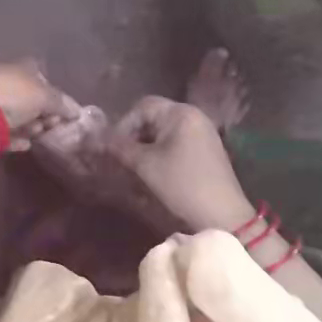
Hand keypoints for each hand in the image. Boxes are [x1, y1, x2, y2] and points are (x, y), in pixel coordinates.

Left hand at [0, 59, 81, 150]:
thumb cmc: (12, 94)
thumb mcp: (44, 96)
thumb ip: (62, 104)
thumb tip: (76, 110)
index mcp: (19, 66)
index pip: (42, 76)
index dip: (55, 95)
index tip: (64, 113)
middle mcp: (5, 80)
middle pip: (30, 99)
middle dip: (43, 114)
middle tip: (51, 126)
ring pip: (17, 116)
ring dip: (31, 127)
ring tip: (37, 135)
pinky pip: (3, 132)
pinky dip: (15, 139)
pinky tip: (25, 145)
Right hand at [105, 96, 254, 232]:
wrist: (222, 215)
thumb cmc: (181, 184)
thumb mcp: (146, 165)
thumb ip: (120, 147)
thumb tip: (98, 139)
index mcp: (180, 114)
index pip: (142, 107)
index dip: (123, 124)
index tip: (112, 146)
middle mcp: (193, 116)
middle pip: (154, 116)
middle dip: (134, 134)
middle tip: (120, 155)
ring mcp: (202, 132)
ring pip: (164, 129)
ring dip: (145, 143)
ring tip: (133, 162)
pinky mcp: (206, 148)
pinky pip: (176, 140)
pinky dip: (160, 149)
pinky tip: (153, 167)